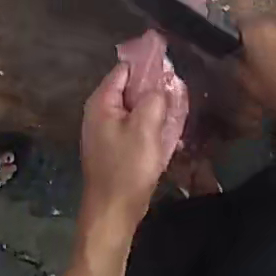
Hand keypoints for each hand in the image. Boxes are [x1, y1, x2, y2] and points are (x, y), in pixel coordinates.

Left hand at [78, 62, 186, 236]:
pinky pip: (132, 126)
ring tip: (176, 106)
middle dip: (152, 87)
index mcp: (101, 102)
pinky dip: (147, 124)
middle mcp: (98, 111)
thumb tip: (161, 83)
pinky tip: (165, 130)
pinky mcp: (111, 147)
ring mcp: (103, 130)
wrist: (112, 211)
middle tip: (177, 88)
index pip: (124, 70)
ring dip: (152, 107)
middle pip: (128, 88)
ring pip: (132, 108)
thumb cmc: (128, 168)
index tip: (170, 64)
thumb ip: (154, 99)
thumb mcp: (146, 128)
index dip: (147, 65)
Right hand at [236, 20, 275, 133]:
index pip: (234, 26)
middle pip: (258, 31)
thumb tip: (229, 59)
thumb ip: (234, 69)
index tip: (233, 62)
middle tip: (253, 73)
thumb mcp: (251, 88)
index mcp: (256, 28)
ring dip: (275, 53)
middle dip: (255, 48)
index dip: (231, 44)